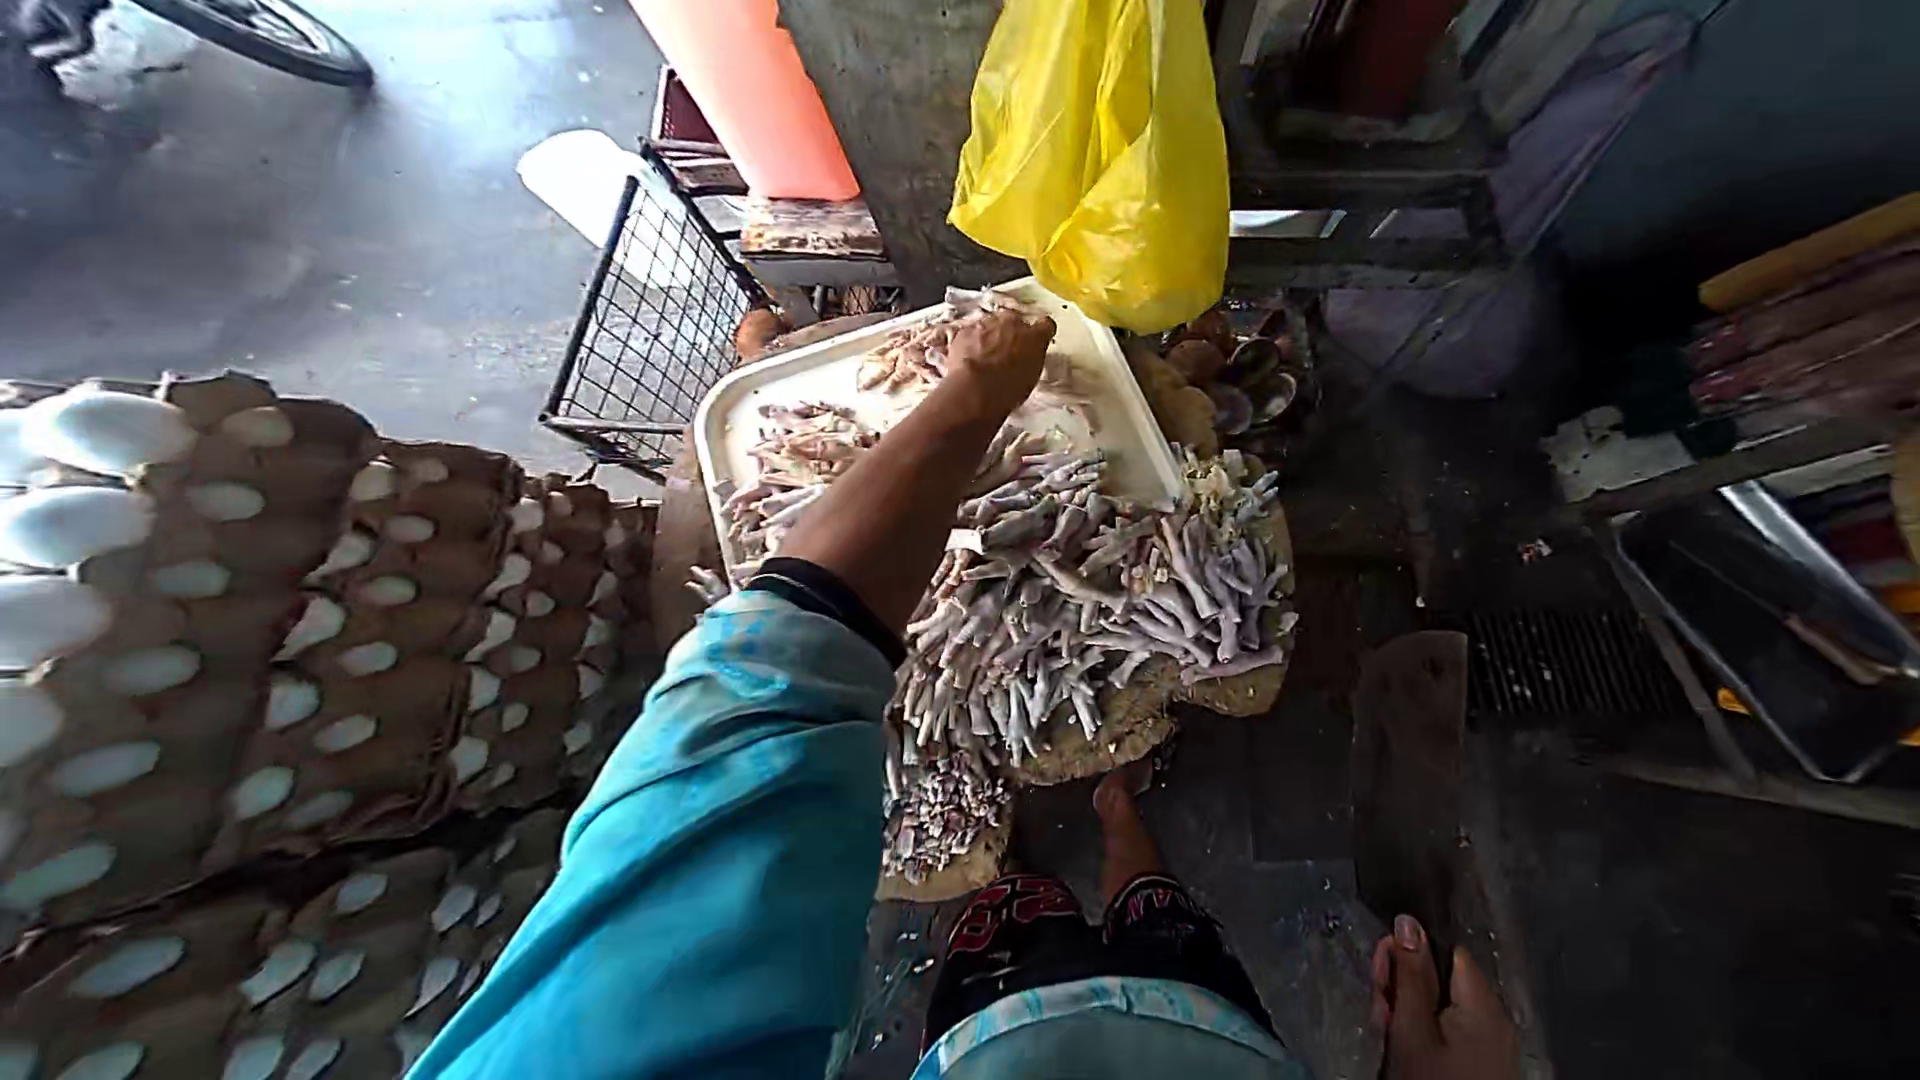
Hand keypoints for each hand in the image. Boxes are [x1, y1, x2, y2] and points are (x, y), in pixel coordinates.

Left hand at [942, 309, 1055, 419]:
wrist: (976, 388)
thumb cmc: (1008, 387)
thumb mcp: (1030, 377)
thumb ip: (1031, 360)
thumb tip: (1026, 360)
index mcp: (1035, 336)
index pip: (1045, 326)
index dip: (1039, 333)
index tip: (1035, 341)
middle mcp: (1012, 323)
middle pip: (1013, 322)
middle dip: (1009, 334)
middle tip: (1004, 354)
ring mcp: (986, 324)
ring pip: (988, 325)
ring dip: (987, 337)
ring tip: (982, 359)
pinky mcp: (964, 331)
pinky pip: (967, 333)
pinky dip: (967, 342)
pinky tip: (966, 358)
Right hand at [1372, 915, 1518, 1079]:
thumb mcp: (1411, 1028)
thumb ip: (1410, 973)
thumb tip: (1407, 921)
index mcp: (1483, 1007)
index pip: (1447, 949)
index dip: (1410, 950)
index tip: (1382, 963)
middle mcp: (1495, 1020)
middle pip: (1442, 975)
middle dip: (1404, 981)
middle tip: (1381, 1003)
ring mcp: (1493, 1043)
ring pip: (1441, 1000)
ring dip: (1407, 1004)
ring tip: (1387, 1025)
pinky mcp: (1484, 1060)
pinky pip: (1450, 1024)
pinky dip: (1423, 1024)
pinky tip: (1403, 1040)